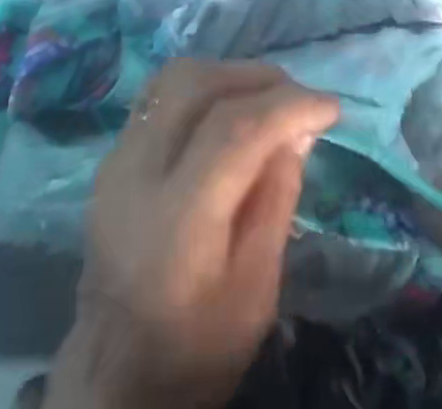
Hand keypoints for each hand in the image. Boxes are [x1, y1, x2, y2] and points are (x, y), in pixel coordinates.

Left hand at [45, 61, 339, 408]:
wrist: (116, 367)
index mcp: (177, 216)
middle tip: (299, 96)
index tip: (330, 107)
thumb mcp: (256, 290)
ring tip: (268, 95)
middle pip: (196, 85)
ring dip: (226, 74)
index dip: (288, 106)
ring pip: (171, 79)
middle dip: (256, 78)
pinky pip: (157, 97)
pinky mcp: (111, 156)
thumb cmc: (196, 344)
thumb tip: (296, 131)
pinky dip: (200, 88)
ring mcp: (116, 158)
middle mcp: (136, 170)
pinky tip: (227, 109)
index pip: (234, 130)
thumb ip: (275, 201)